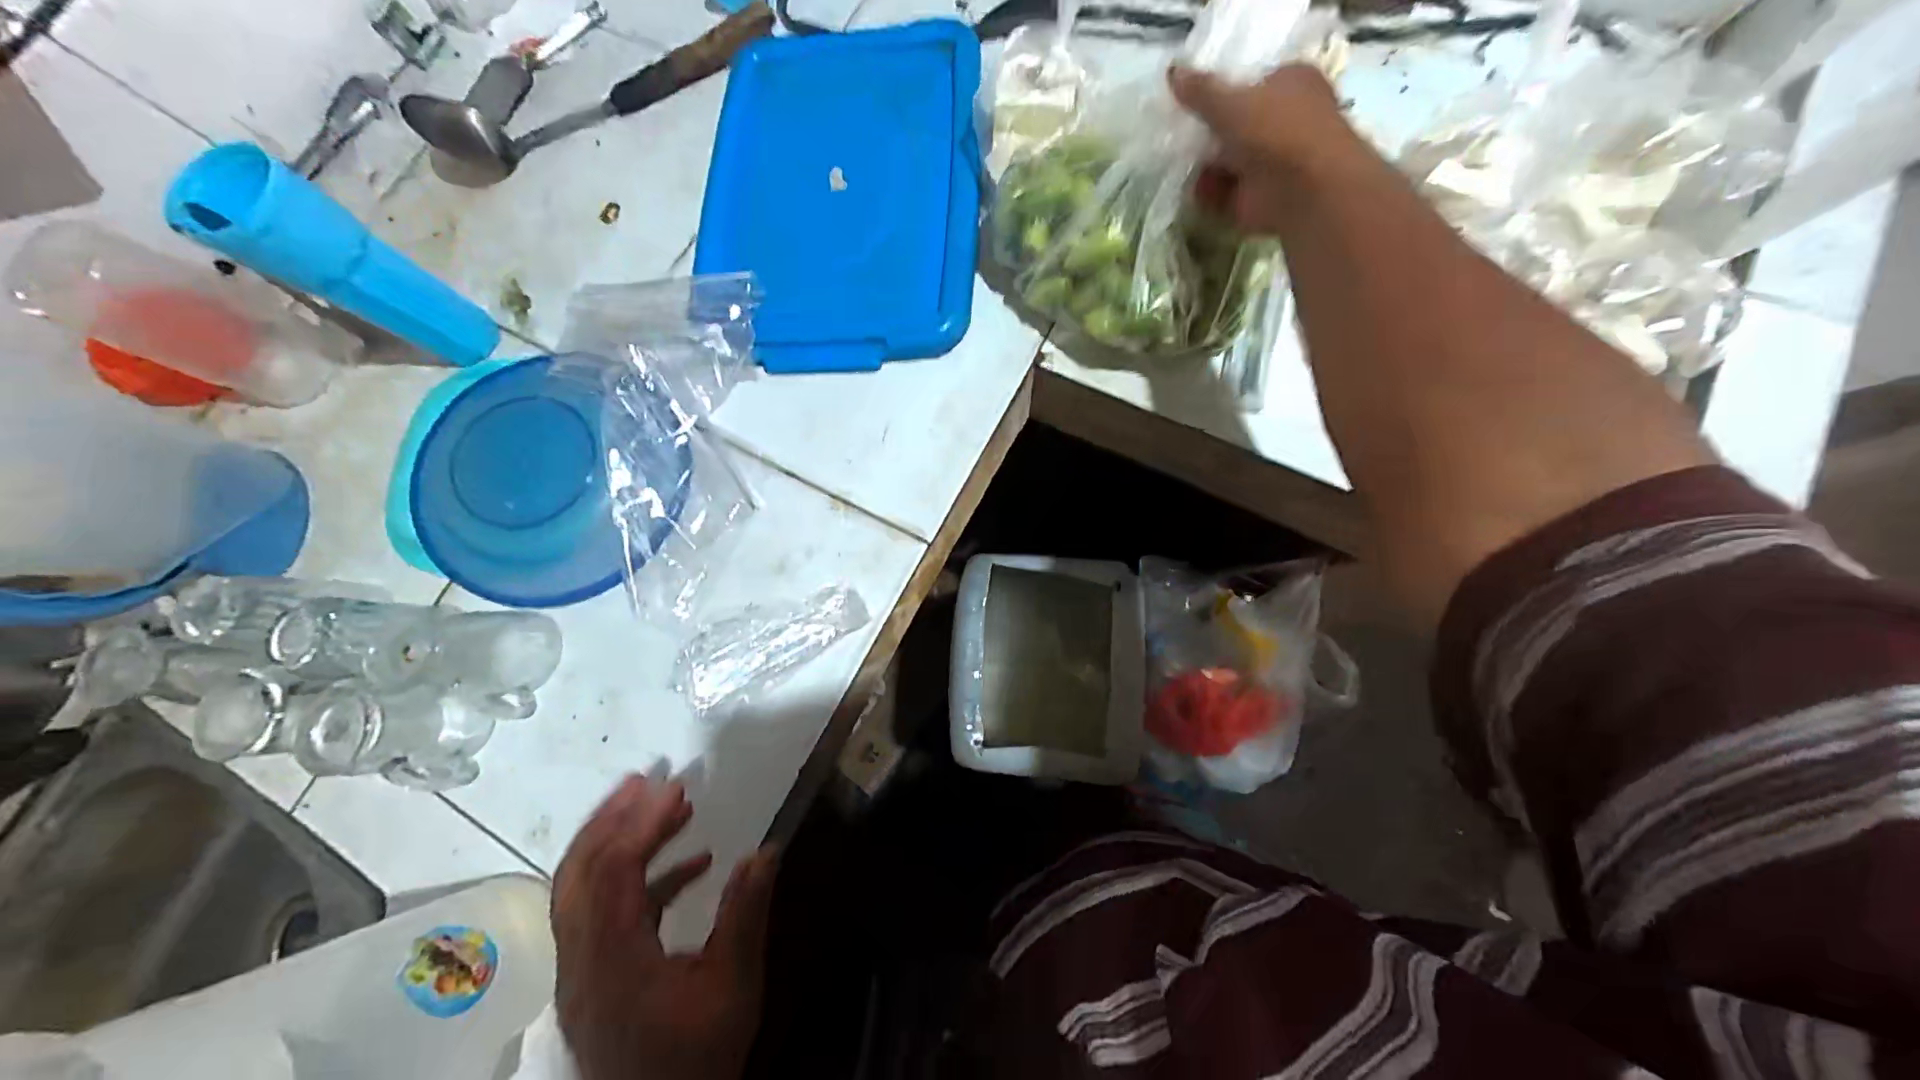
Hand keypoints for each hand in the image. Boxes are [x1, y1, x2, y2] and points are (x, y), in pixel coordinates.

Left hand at [552, 775, 778, 1079]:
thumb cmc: (699, 1058)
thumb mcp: (734, 988)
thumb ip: (745, 915)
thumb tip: (766, 850)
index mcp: (612, 964)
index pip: (611, 876)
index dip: (640, 825)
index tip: (675, 789)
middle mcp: (581, 962)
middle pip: (579, 874)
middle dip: (612, 819)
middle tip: (651, 780)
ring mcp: (580, 971)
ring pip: (581, 890)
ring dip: (617, 841)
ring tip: (665, 806)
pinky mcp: (593, 977)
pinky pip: (602, 912)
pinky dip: (637, 879)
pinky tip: (692, 864)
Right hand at [1169, 64, 1363, 235]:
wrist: (1303, 191)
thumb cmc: (1275, 131)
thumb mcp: (1231, 102)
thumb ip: (1201, 90)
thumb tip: (1173, 70)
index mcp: (1291, 81)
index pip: (1252, 81)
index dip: (1222, 90)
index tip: (1192, 100)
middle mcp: (1286, 119)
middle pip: (1238, 124)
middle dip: (1210, 134)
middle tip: (1180, 135)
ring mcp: (1273, 161)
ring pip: (1231, 160)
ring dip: (1206, 166)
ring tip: (1182, 164)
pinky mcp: (1261, 196)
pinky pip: (1227, 191)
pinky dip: (1210, 192)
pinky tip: (1194, 190)